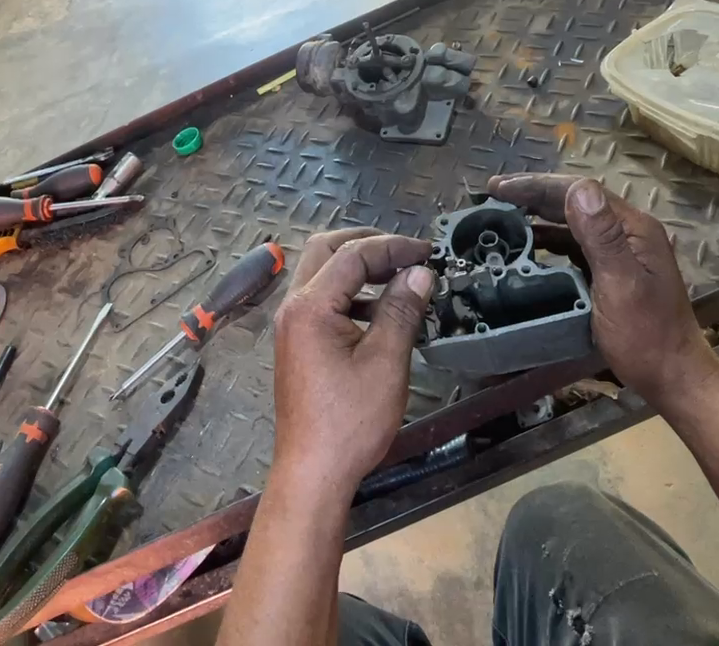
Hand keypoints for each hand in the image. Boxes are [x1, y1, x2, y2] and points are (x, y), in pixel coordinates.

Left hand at [269, 228, 434, 498]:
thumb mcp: (385, 361)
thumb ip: (401, 310)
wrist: (313, 472)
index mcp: (310, 305)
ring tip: (400, 280)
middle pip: (326, 250)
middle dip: (368, 245)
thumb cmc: (350, 420)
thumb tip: (420, 273)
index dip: (393, 247)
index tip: (427, 252)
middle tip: (406, 254)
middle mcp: (294, 307)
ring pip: (322, 274)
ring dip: (359, 270)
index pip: (352, 254)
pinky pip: (322, 301)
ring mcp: (292, 325)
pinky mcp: (298, 343)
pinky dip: (351, 295)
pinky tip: (381, 314)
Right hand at [487, 174, 718, 398]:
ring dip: (539, 214)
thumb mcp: (621, 284)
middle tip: (493, 194)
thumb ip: (601, 236)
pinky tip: (530, 244)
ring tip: (504, 214)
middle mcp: (628, 231)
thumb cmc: (647, 335)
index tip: (499, 189)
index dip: (536, 186)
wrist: (673, 378)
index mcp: (632, 228)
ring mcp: (621, 251)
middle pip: (575, 201)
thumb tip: (577, 188)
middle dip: (532, 195)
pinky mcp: (612, 270)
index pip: (579, 190)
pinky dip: (550, 238)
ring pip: (573, 221)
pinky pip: (576, 244)